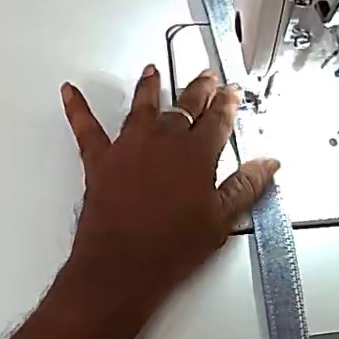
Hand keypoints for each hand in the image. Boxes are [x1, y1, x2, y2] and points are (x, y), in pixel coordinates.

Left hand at [59, 65, 279, 317]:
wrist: (122, 266)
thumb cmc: (168, 248)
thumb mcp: (221, 220)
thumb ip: (245, 186)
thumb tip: (267, 166)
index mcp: (196, 153)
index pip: (218, 119)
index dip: (228, 104)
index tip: (232, 93)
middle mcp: (162, 140)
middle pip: (185, 104)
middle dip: (199, 88)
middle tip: (207, 78)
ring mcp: (129, 146)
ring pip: (141, 105)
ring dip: (149, 86)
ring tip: (153, 72)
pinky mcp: (100, 160)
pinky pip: (86, 127)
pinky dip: (77, 108)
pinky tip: (71, 92)